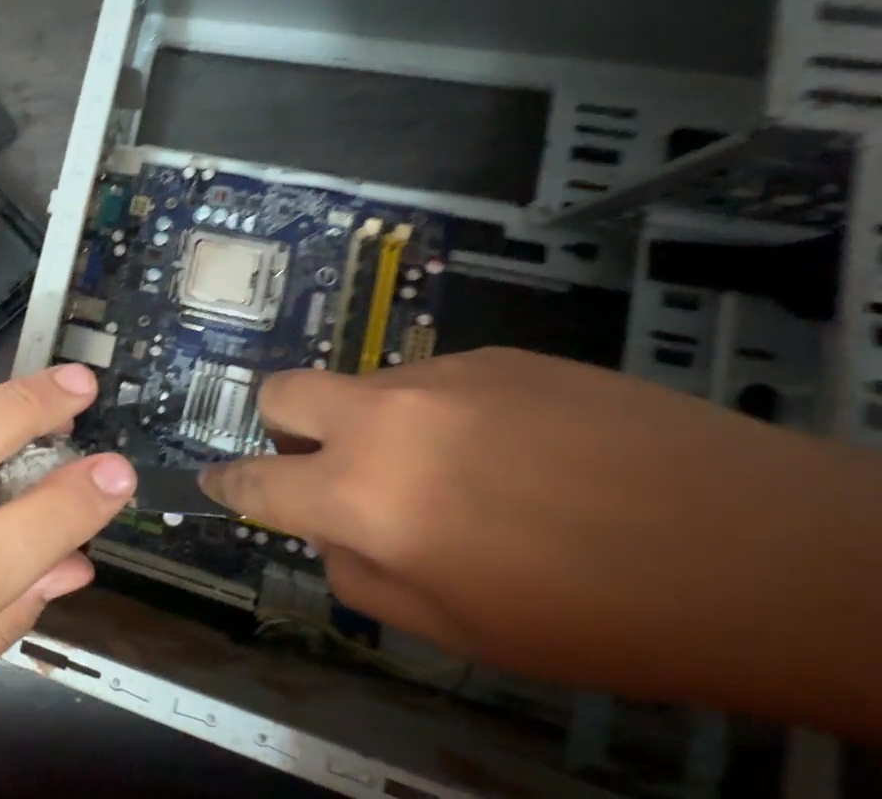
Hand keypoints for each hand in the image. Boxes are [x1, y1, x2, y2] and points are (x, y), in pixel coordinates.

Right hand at [199, 347, 881, 736]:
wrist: (771, 551)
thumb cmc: (603, 619)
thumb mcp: (461, 632)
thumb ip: (362, 577)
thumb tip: (327, 533)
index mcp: (366, 497)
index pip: (257, 478)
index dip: (227, 482)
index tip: (215, 482)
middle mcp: (386, 419)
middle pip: (282, 391)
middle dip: (282, 426)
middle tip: (327, 466)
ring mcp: (444, 376)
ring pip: (366, 388)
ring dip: (378, 426)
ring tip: (462, 474)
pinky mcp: (502, 354)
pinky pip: (436, 380)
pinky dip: (444, 414)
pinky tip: (519, 452)